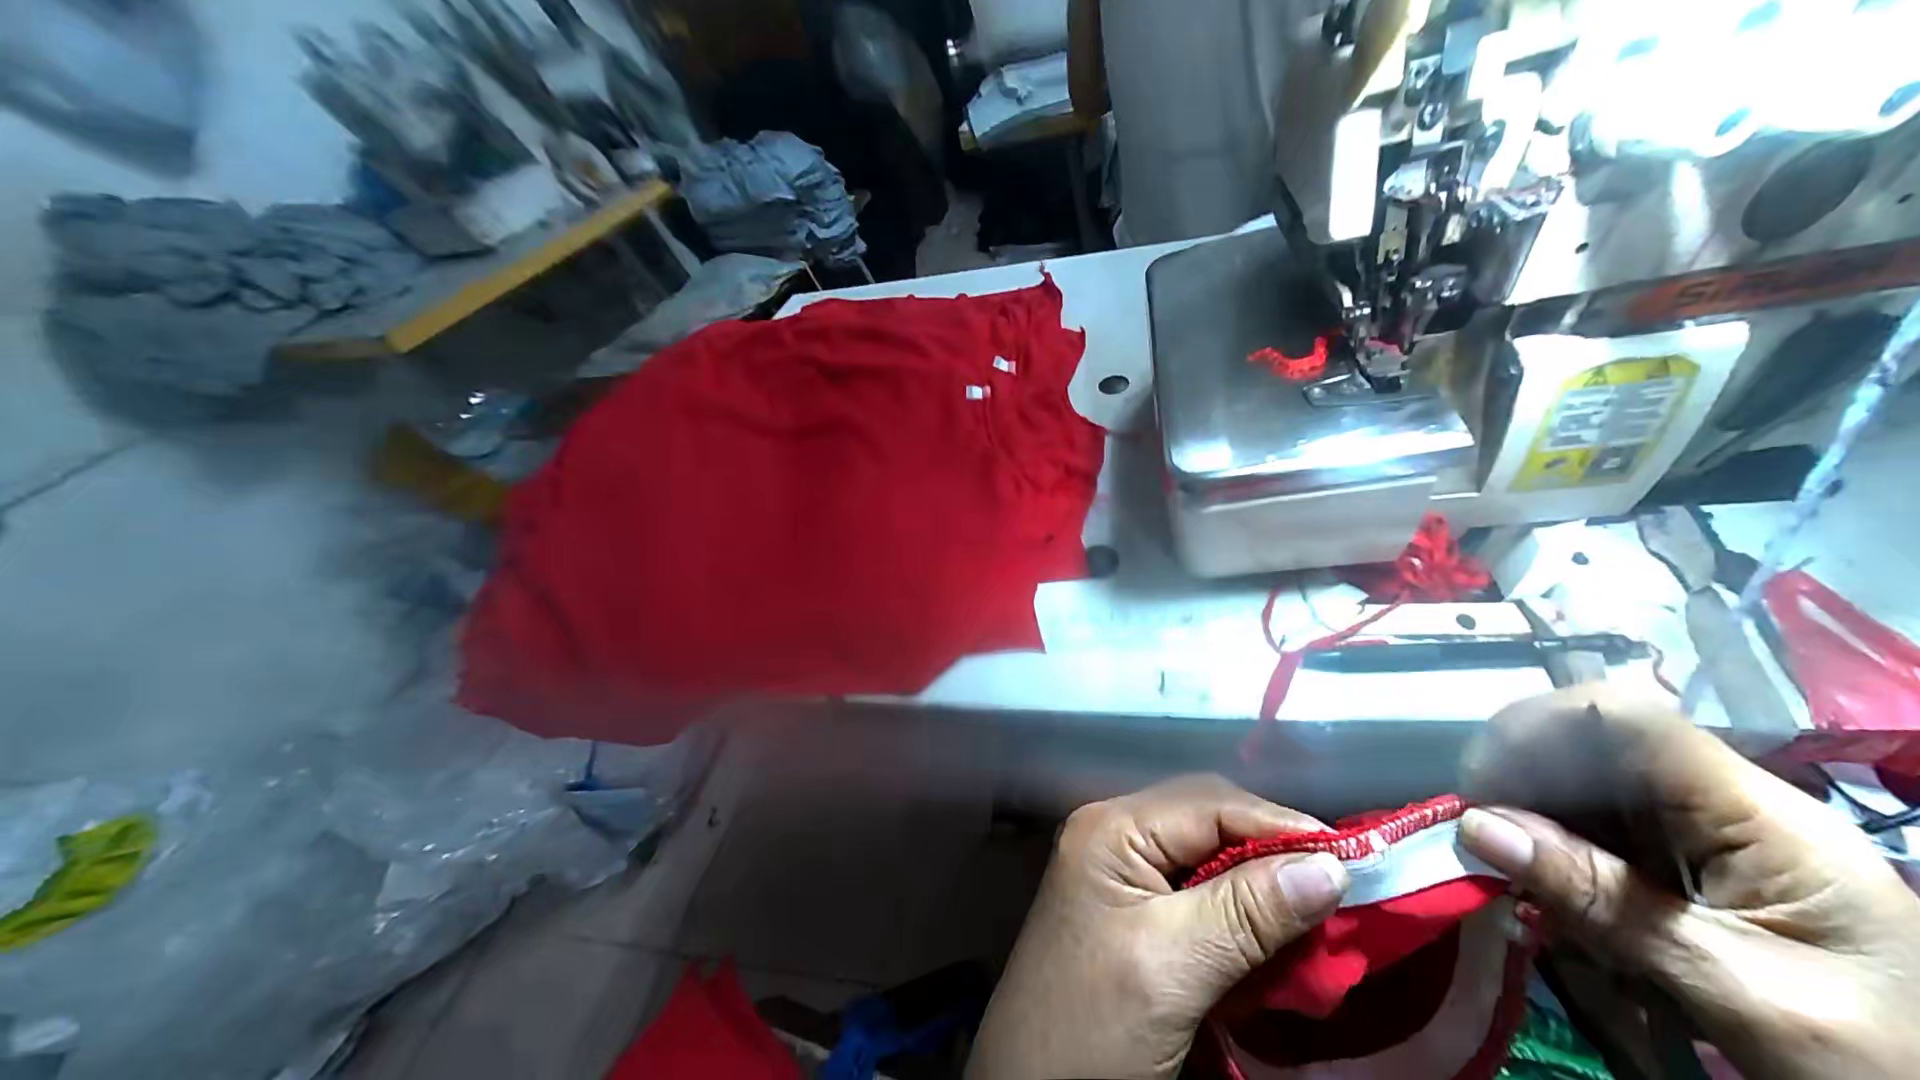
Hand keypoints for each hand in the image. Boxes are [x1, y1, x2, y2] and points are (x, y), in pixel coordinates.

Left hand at [966, 775, 1349, 1079]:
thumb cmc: (1092, 1024)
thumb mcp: (1170, 965)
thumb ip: (1248, 912)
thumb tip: (1332, 867)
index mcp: (1112, 828)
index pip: (1210, 803)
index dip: (1282, 825)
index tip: (1356, 861)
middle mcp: (1115, 834)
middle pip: (1212, 823)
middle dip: (1276, 852)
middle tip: (1342, 888)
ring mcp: (1122, 873)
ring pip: (1212, 858)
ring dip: (1265, 884)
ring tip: (1320, 911)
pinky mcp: (1135, 912)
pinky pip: (1201, 894)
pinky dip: (1243, 913)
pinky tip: (1276, 934)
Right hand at [1458, 685, 1919, 1079]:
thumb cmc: (1879, 1062)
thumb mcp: (1739, 993)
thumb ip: (1606, 905)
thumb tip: (1475, 826)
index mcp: (1762, 816)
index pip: (1625, 719)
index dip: (1537, 731)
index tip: (1481, 793)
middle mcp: (1722, 800)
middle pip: (1587, 742)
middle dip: (1519, 784)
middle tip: (1480, 846)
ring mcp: (1700, 827)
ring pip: (1575, 784)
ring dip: (1528, 824)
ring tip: (1513, 884)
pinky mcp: (1680, 856)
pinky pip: (1587, 826)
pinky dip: (1550, 855)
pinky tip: (1545, 896)